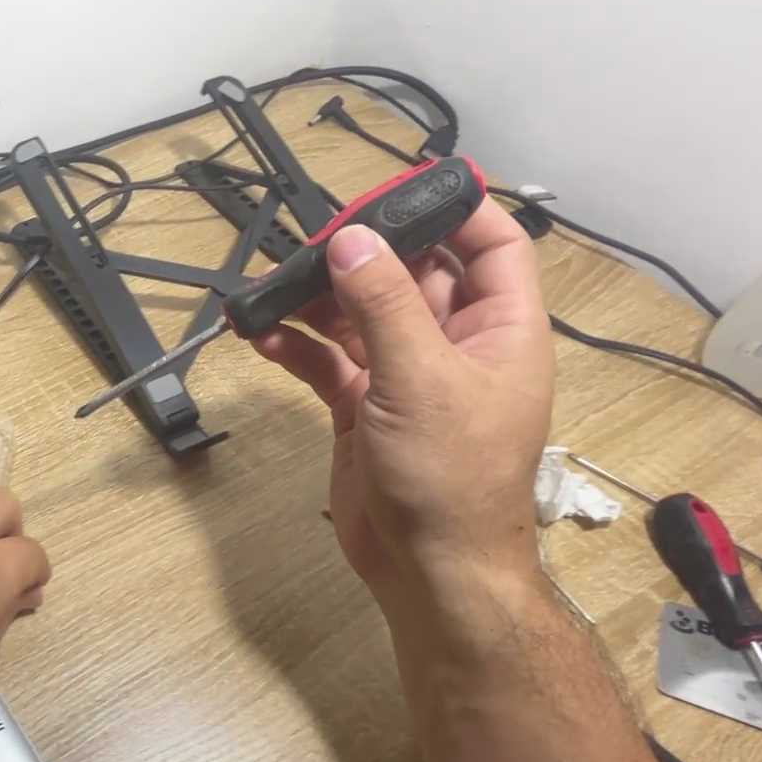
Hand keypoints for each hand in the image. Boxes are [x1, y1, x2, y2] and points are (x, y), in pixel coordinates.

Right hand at [249, 199, 553, 609]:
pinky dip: (296, 349)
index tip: (393, 196)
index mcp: (497, 328)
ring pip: (357, 318)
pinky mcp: (360, 407)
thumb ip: (385, 306)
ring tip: (268, 293)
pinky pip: (326, 363)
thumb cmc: (448, 475)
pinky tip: (264, 339)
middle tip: (308, 247)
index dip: (451, 212)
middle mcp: (451, 345)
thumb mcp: (421, 380)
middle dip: (360, 258)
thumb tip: (352, 242)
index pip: (489, 245)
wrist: (424, 564)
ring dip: (315, 304)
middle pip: (407, 277)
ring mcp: (401, 377)